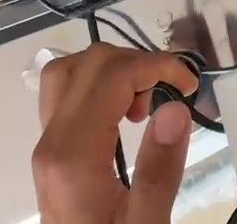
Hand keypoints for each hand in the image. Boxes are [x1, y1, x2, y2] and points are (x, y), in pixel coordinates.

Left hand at [34, 42, 199, 223]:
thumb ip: (160, 172)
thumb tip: (175, 107)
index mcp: (73, 157)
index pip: (111, 75)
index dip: (156, 66)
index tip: (189, 86)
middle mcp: (51, 142)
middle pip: (88, 63)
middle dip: (138, 63)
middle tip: (168, 94)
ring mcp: (47, 146)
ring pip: (70, 72)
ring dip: (115, 71)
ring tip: (144, 103)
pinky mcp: (52, 153)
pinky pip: (68, 94)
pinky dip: (101, 86)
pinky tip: (126, 116)